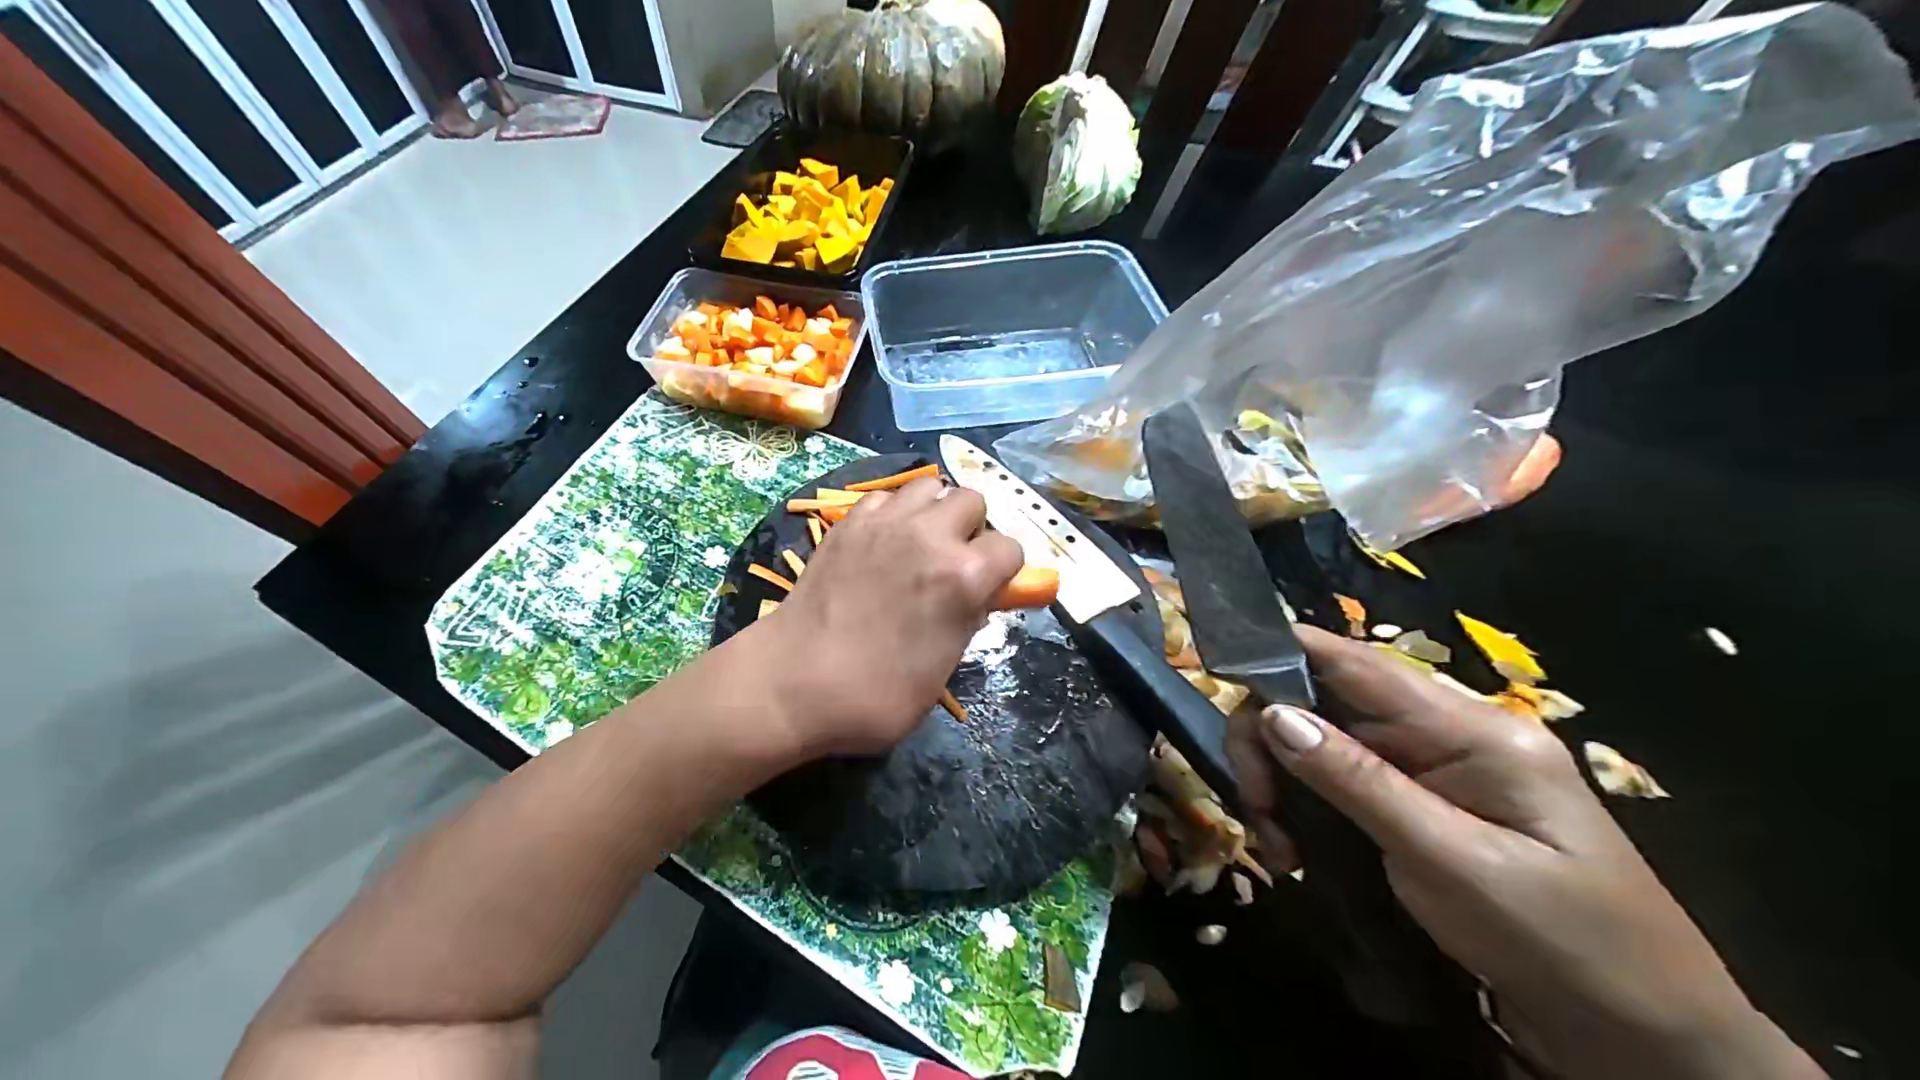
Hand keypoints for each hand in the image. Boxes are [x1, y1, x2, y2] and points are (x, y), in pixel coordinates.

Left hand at [753, 477, 1020, 757]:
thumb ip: (969, 619)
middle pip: (973, 502)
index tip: (989, 590)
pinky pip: (887, 497)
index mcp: (963, 575)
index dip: (1003, 571)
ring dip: (936, 512)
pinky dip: (895, 513)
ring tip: (922, 544)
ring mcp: (886, 522)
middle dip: (972, 530)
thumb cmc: (876, 695)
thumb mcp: (944, 668)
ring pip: (931, 487)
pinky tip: (885, 543)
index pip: (1010, 548)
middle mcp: (930, 535)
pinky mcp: (849, 522)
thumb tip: (980, 596)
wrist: (793, 683)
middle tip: (955, 562)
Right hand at [1230, 625, 1820, 1079]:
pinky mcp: (1416, 809)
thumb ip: (1358, 783)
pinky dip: (1303, 809)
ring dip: (1282, 783)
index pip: (1357, 662)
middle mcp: (1445, 736)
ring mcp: (1429, 773)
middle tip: (1254, 804)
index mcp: (1472, 730)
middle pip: (1326, 702)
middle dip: (1272, 741)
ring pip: (1321, 744)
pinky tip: (1294, 850)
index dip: (1283, 653)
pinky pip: (1337, 785)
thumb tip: (1272, 714)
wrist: (1646, 1045)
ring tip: (1276, 843)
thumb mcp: (1453, 863)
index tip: (1219, 669)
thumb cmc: (1565, 945)